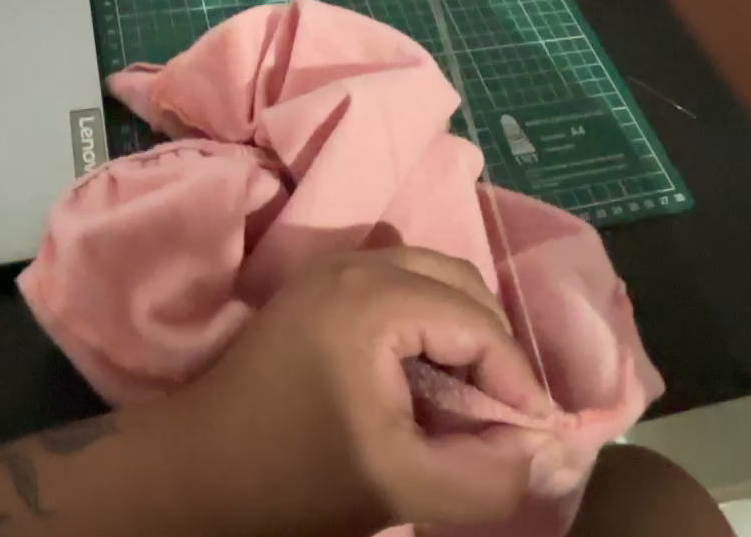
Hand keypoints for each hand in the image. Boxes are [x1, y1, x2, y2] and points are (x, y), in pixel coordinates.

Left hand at [162, 248, 561, 536]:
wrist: (195, 468)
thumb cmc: (294, 476)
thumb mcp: (401, 486)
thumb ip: (489, 477)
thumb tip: (555, 453)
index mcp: (372, 298)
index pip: (478, 323)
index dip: (518, 384)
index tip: (535, 440)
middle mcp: (354, 263)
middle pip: (458, 282)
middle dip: (493, 347)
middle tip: (503, 417)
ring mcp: (330, 267)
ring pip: (428, 276)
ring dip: (461, 329)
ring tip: (468, 399)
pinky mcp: (316, 285)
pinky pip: (396, 282)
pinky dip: (426, 319)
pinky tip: (423, 374)